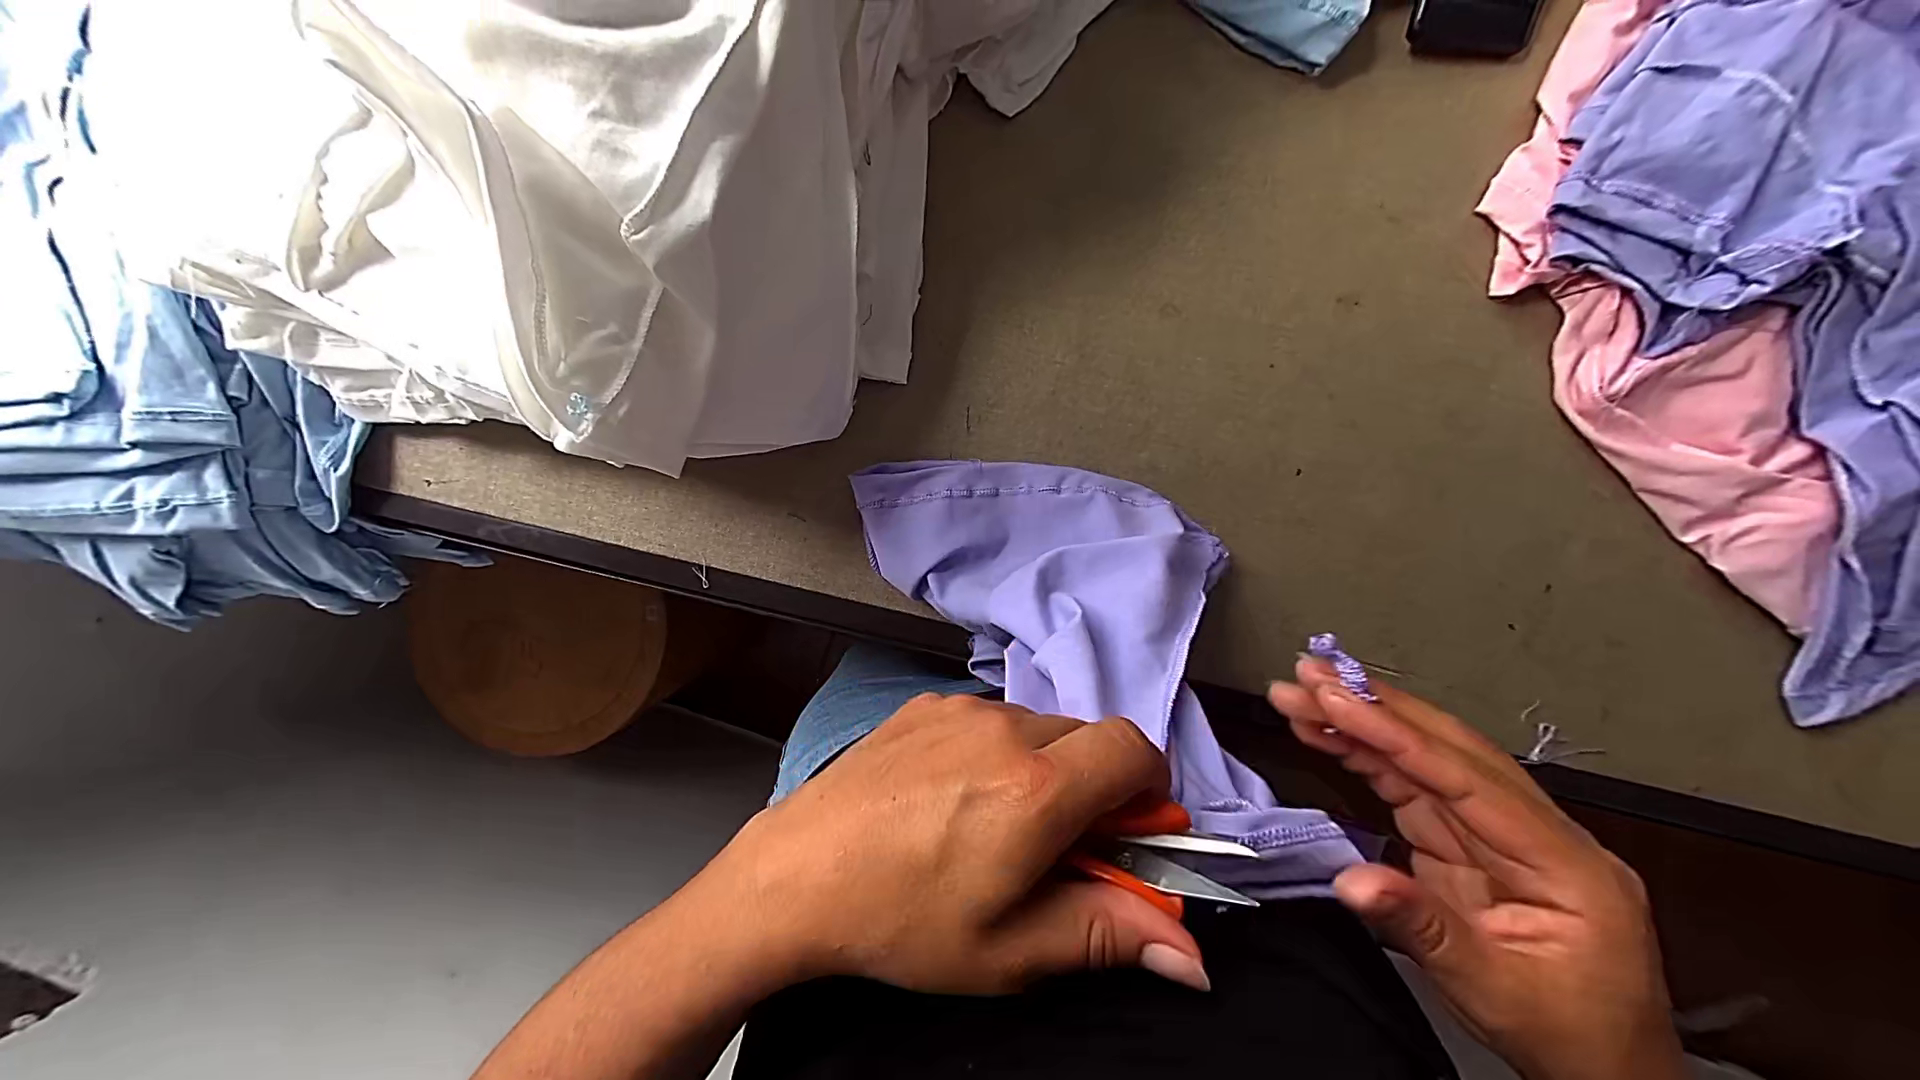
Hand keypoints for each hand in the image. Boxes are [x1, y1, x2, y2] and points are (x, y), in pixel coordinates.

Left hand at [702, 692, 1207, 993]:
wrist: (795, 872)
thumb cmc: (902, 920)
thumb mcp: (1011, 949)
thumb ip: (1108, 934)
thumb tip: (1192, 956)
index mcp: (1036, 788)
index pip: (1134, 748)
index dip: (1147, 787)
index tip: (1126, 830)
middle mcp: (1004, 730)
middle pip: (1088, 736)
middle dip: (1093, 783)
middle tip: (1057, 840)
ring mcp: (959, 708)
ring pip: (1039, 725)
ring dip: (1042, 765)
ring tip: (995, 819)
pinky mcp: (925, 703)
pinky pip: (988, 717)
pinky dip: (995, 748)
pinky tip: (952, 792)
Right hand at [1269, 659, 1685, 1079]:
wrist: (1605, 1070)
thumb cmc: (1567, 1035)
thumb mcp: (1491, 988)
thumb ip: (1419, 925)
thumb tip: (1351, 880)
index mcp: (1563, 859)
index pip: (1463, 775)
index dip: (1392, 732)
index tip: (1334, 699)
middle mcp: (1532, 828)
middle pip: (1444, 745)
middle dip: (1372, 704)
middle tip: (1310, 674)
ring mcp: (1496, 829)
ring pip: (1422, 754)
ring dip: (1360, 720)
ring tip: (1303, 692)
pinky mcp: (1463, 836)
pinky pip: (1408, 781)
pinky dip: (1364, 752)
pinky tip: (1326, 732)